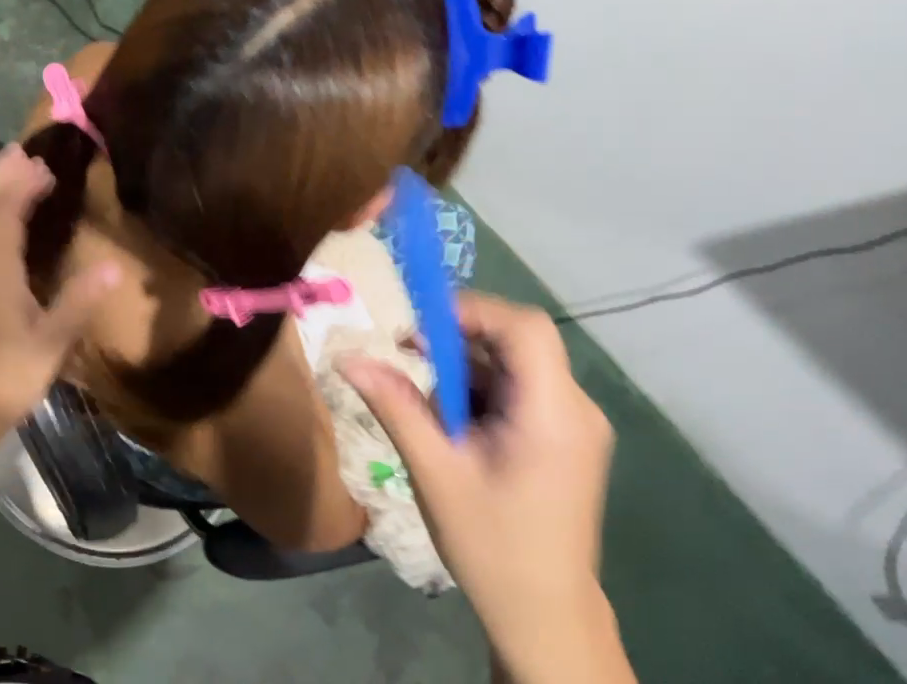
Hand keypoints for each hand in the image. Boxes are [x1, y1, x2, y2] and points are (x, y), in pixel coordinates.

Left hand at [0, 145, 120, 430]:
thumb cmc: (10, 375)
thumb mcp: (51, 343)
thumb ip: (78, 303)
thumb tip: (110, 266)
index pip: (3, 212)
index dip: (21, 184)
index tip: (47, 166)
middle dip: (0, 172)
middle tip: (29, 150)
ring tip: (20, 167)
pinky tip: (9, 210)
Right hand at [343, 294, 623, 679]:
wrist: (543, 611)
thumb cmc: (491, 543)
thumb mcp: (434, 470)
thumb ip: (395, 405)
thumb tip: (348, 357)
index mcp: (553, 414)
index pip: (524, 329)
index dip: (468, 310)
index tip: (413, 325)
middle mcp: (574, 409)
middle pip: (517, 342)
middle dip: (455, 338)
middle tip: (402, 352)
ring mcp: (572, 424)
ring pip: (512, 364)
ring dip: (460, 366)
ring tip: (416, 395)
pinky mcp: (560, 438)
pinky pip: (515, 389)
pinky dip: (474, 389)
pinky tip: (445, 420)